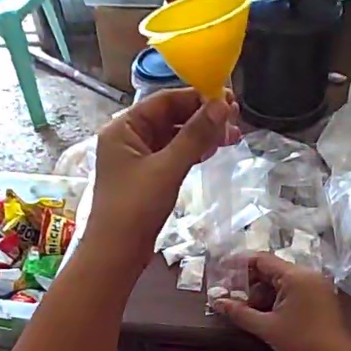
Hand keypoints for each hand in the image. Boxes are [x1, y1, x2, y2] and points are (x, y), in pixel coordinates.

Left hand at [88, 88, 236, 264]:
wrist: (116, 254)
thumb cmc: (135, 208)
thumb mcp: (168, 168)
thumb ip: (195, 135)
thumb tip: (222, 104)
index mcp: (123, 128)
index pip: (164, 101)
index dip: (196, 97)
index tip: (228, 99)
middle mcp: (127, 138)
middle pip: (169, 117)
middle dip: (202, 117)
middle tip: (235, 119)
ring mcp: (135, 159)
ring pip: (173, 137)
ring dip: (200, 135)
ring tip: (232, 136)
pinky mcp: (145, 177)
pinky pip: (171, 155)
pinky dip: (191, 151)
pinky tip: (212, 151)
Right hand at [214, 254, 350, 350]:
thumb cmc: (301, 341)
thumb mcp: (266, 327)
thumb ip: (240, 312)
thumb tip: (216, 302)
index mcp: (296, 276)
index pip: (262, 259)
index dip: (239, 263)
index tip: (221, 269)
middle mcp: (307, 274)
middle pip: (271, 269)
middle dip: (248, 279)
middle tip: (227, 290)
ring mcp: (315, 285)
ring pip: (281, 281)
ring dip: (260, 290)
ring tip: (240, 303)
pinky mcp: (319, 297)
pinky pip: (291, 289)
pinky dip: (274, 296)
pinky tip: (260, 309)